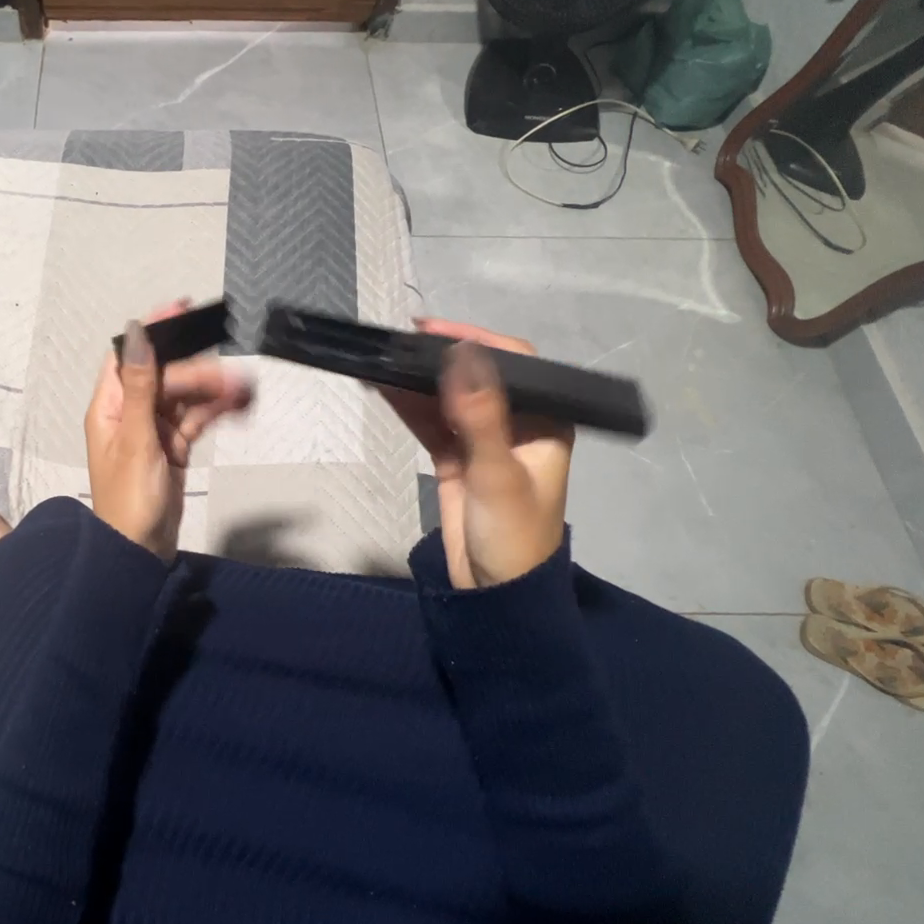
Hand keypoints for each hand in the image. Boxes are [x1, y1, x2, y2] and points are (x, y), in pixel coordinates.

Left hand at [85, 299, 252, 561]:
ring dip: (212, 391)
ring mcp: (152, 429)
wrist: (141, 552)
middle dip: (196, 371)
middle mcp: (128, 412)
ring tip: (244, 390)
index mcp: (108, 407)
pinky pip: (195, 419)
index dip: (153, 331)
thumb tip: (136, 333)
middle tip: (229, 375)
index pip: (128, 357)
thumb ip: (140, 387)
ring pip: (184, 396)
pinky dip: (215, 411)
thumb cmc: (130, 500)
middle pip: (164, 375)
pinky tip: (238, 404)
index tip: (181, 308)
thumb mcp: (136, 440)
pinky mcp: (173, 446)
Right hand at [377, 319, 573, 588]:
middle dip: (437, 359)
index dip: (475, 341)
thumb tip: (462, 356)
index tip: (432, 332)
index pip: (514, 364)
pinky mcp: (456, 459)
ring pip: (447, 399)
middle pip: (474, 377)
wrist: (493, 592)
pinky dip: (408, 408)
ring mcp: (481, 441)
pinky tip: (383, 390)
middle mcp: (515, 423)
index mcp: (543, 420)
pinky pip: (430, 424)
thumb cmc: (511, 533)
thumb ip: (480, 416)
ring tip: (380, 362)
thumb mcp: (497, 475)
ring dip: (416, 383)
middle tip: (397, 343)